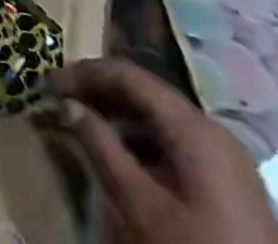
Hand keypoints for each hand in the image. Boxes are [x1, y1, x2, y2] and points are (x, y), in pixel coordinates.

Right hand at [49, 58, 277, 243]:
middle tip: (60, 99)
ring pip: (160, 114)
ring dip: (118, 112)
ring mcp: (224, 153)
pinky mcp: (228, 177)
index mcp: (192, 127)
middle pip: (145, 90)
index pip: (128, 76)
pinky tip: (119, 153)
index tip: (49, 83)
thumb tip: (66, 105)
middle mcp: (211, 128)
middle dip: (99, 90)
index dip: (84, 73)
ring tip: (82, 123)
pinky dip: (141, 135)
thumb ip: (101, 147)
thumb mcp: (140, 204)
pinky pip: (176, 138)